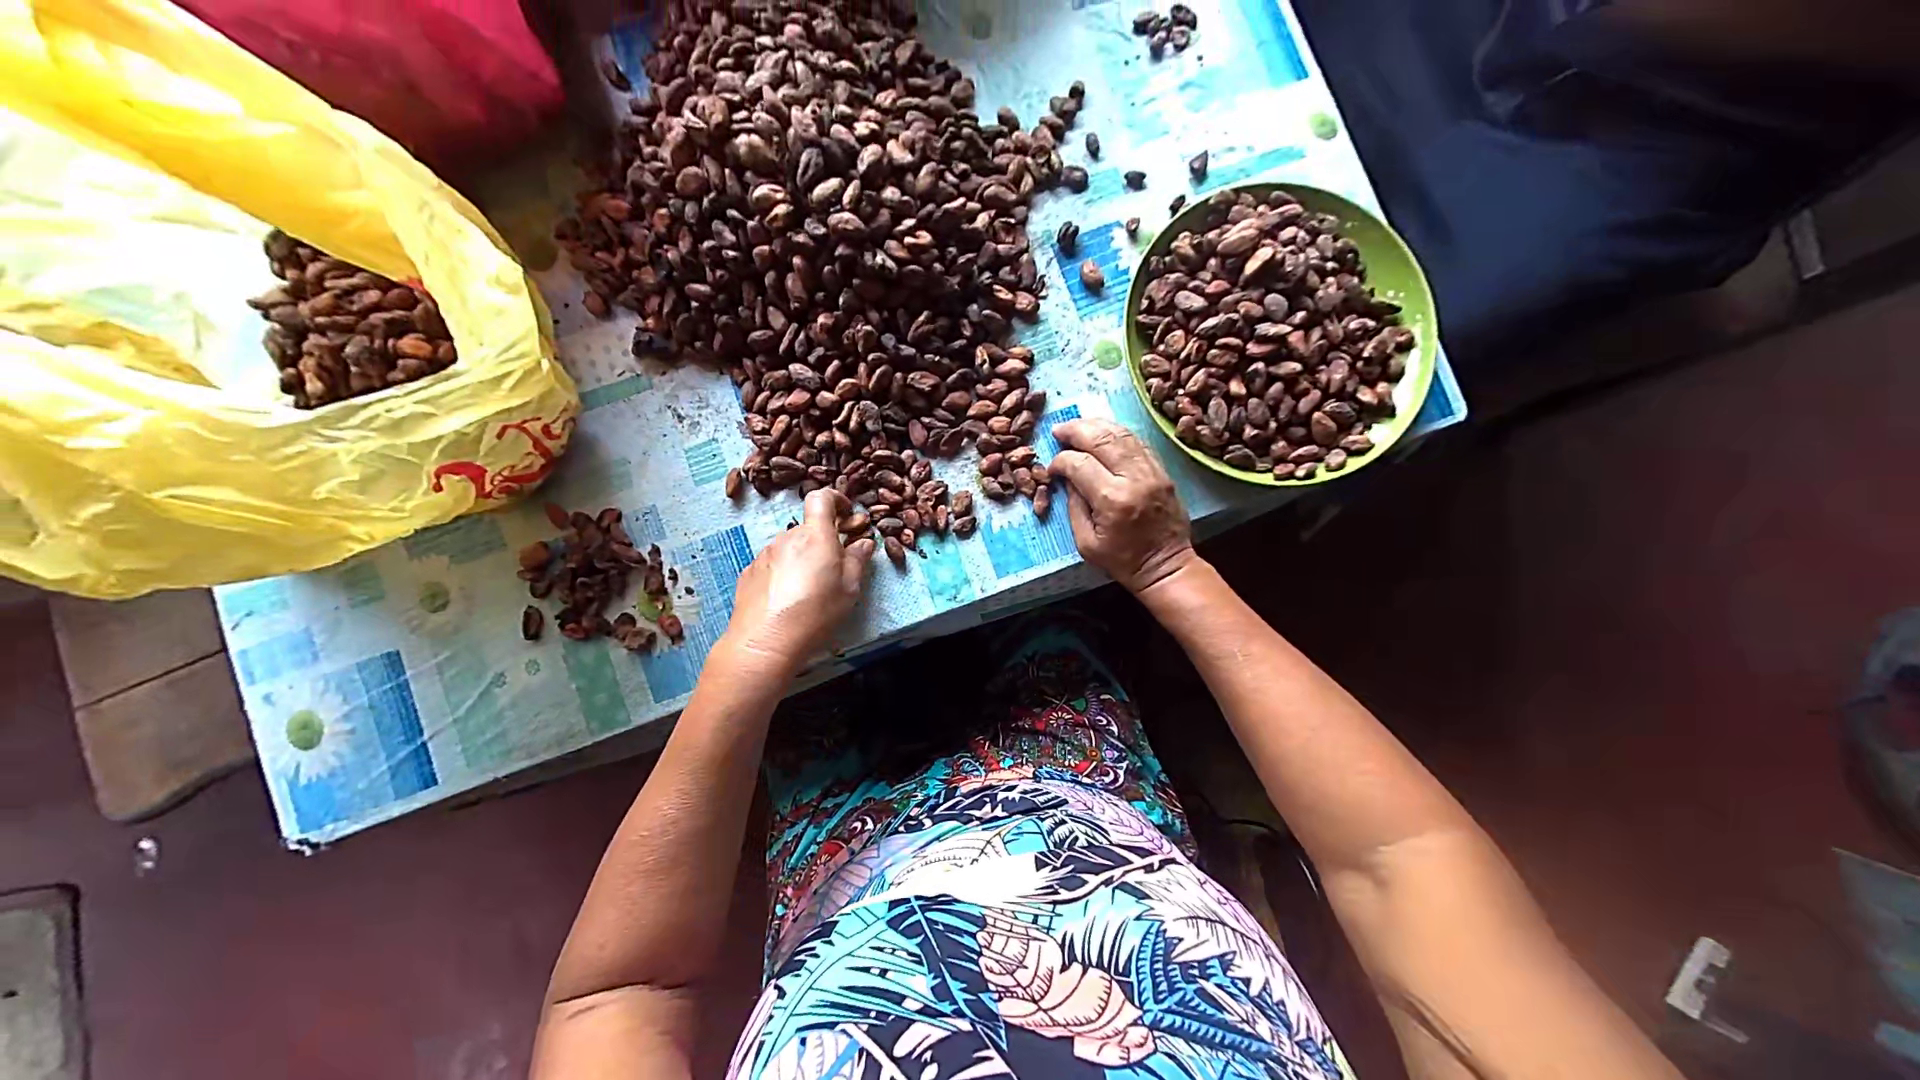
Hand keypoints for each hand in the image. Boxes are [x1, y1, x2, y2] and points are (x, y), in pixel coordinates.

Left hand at [723, 489, 873, 670]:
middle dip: (821, 542)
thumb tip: (864, 543)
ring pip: (789, 548)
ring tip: (809, 592)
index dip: (836, 500)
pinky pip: (772, 565)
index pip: (822, 498)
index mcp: (816, 535)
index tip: (846, 515)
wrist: (765, 642)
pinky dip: (782, 574)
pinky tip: (787, 600)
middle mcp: (788, 538)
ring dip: (801, 560)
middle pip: (807, 529)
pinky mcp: (749, 572)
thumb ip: (858, 561)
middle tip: (833, 569)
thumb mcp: (849, 589)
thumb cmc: (813, 614)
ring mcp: (765, 554)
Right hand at [1049, 417, 1196, 592]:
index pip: (1079, 464)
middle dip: (1076, 431)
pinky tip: (1102, 434)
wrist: (1166, 566)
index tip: (1052, 468)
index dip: (1060, 461)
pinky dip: (1117, 434)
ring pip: (1122, 434)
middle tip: (1058, 431)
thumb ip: (1074, 506)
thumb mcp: (1086, 542)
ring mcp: (1151, 472)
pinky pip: (1138, 442)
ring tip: (1077, 426)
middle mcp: (1133, 478)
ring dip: (1096, 426)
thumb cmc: (1123, 560)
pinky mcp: (1162, 471)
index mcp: (1112, 499)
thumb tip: (1067, 478)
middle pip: (1101, 438)